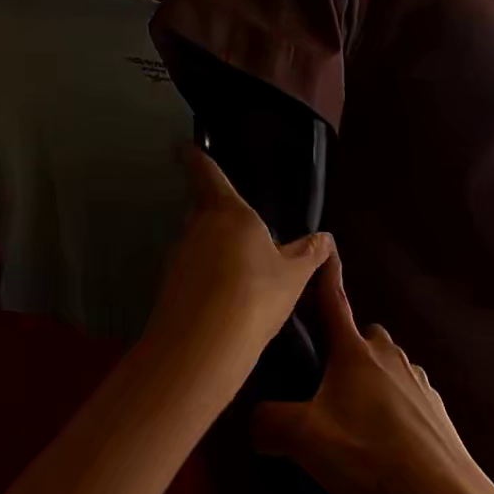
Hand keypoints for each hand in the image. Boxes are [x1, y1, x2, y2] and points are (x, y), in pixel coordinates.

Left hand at [147, 147, 333, 376]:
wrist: (203, 347)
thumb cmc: (256, 294)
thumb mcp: (294, 275)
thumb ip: (309, 253)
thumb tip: (325, 237)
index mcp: (228, 213)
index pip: (207, 175)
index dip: (194, 158)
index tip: (181, 146)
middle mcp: (196, 229)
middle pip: (203, 213)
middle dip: (218, 217)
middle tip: (242, 232)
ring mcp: (177, 260)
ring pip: (198, 246)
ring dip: (214, 254)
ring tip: (242, 276)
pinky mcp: (168, 290)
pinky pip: (192, 275)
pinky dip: (207, 280)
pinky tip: (226, 302)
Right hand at [251, 257, 493, 493]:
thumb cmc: (368, 454)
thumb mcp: (304, 439)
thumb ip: (270, 424)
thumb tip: (255, 422)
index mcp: (355, 353)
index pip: (333, 303)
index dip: (325, 277)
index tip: (325, 249)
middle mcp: (389, 356)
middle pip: (365, 336)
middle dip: (348, 347)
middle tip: (328, 382)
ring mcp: (418, 380)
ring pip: (389, 364)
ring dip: (373, 378)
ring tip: (355, 417)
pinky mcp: (436, 408)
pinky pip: (409, 393)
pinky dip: (395, 405)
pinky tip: (385, 438)